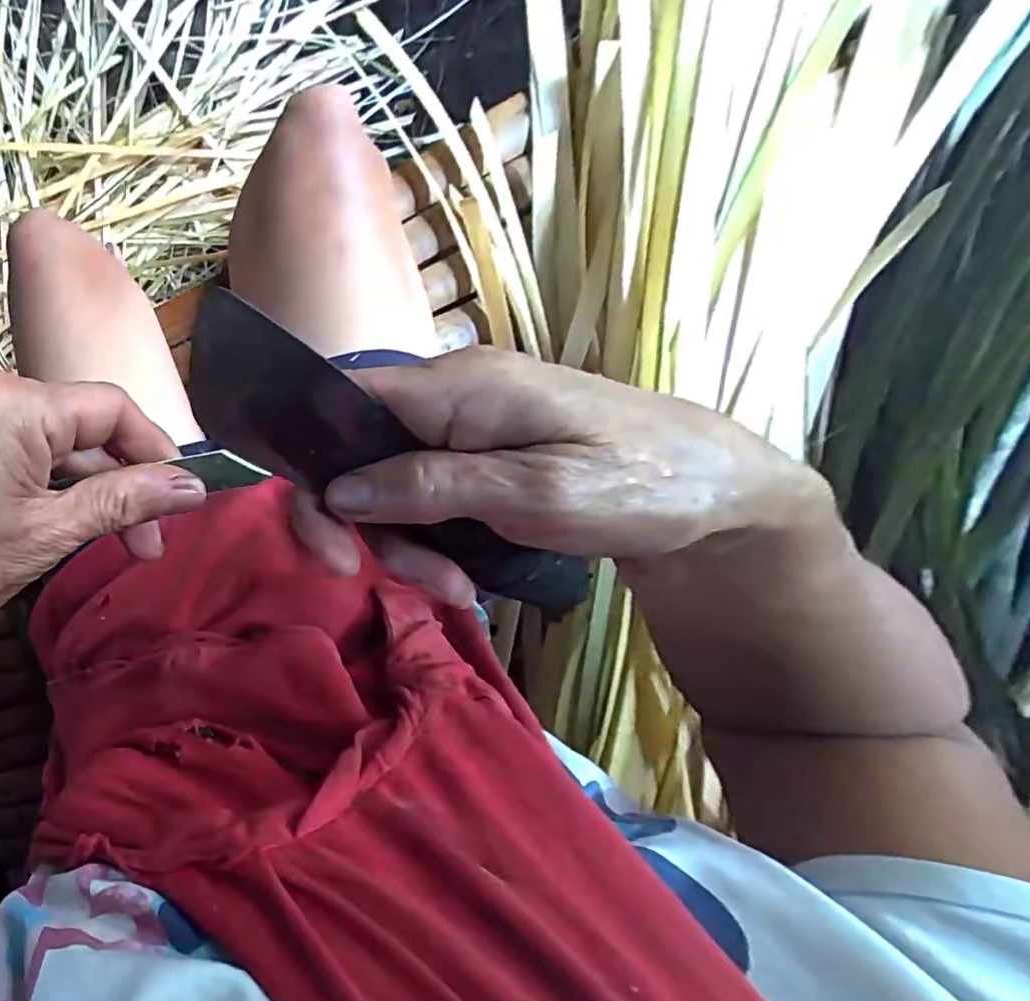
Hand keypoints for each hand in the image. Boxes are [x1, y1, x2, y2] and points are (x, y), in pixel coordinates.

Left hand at [0, 374, 206, 682]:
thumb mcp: (47, 536)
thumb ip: (125, 501)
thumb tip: (194, 488)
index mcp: (15, 404)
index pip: (114, 409)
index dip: (157, 452)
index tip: (181, 504)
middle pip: (89, 428)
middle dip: (126, 484)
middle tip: (146, 548)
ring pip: (61, 445)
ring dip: (95, 492)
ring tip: (115, 546)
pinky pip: (29, 454)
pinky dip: (59, 489)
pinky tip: (73, 528)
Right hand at [290, 348, 833, 602]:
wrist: (717, 496)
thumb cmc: (639, 485)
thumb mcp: (534, 494)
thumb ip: (431, 486)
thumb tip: (338, 491)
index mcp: (456, 386)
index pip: (340, 403)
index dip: (312, 464)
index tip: (329, 539)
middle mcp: (446, 398)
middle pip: (357, 457)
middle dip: (371, 527)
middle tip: (420, 580)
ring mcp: (460, 428)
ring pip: (386, 488)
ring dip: (407, 545)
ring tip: (458, 586)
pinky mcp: (473, 458)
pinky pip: (420, 499)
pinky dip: (429, 542)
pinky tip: (464, 574)